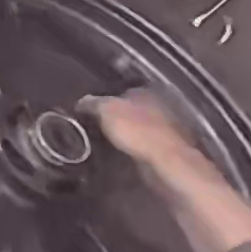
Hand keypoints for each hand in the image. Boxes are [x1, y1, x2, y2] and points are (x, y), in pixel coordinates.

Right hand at [78, 89, 197, 166]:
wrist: (167, 161)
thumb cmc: (136, 129)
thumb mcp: (105, 110)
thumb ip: (92, 103)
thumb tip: (81, 102)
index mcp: (146, 91)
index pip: (121, 90)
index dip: (105, 99)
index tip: (91, 111)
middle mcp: (160, 105)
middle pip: (132, 108)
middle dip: (117, 116)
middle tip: (97, 126)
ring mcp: (167, 127)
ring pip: (139, 126)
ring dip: (127, 133)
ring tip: (106, 142)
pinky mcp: (169, 147)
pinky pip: (145, 143)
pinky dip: (135, 146)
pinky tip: (123, 153)